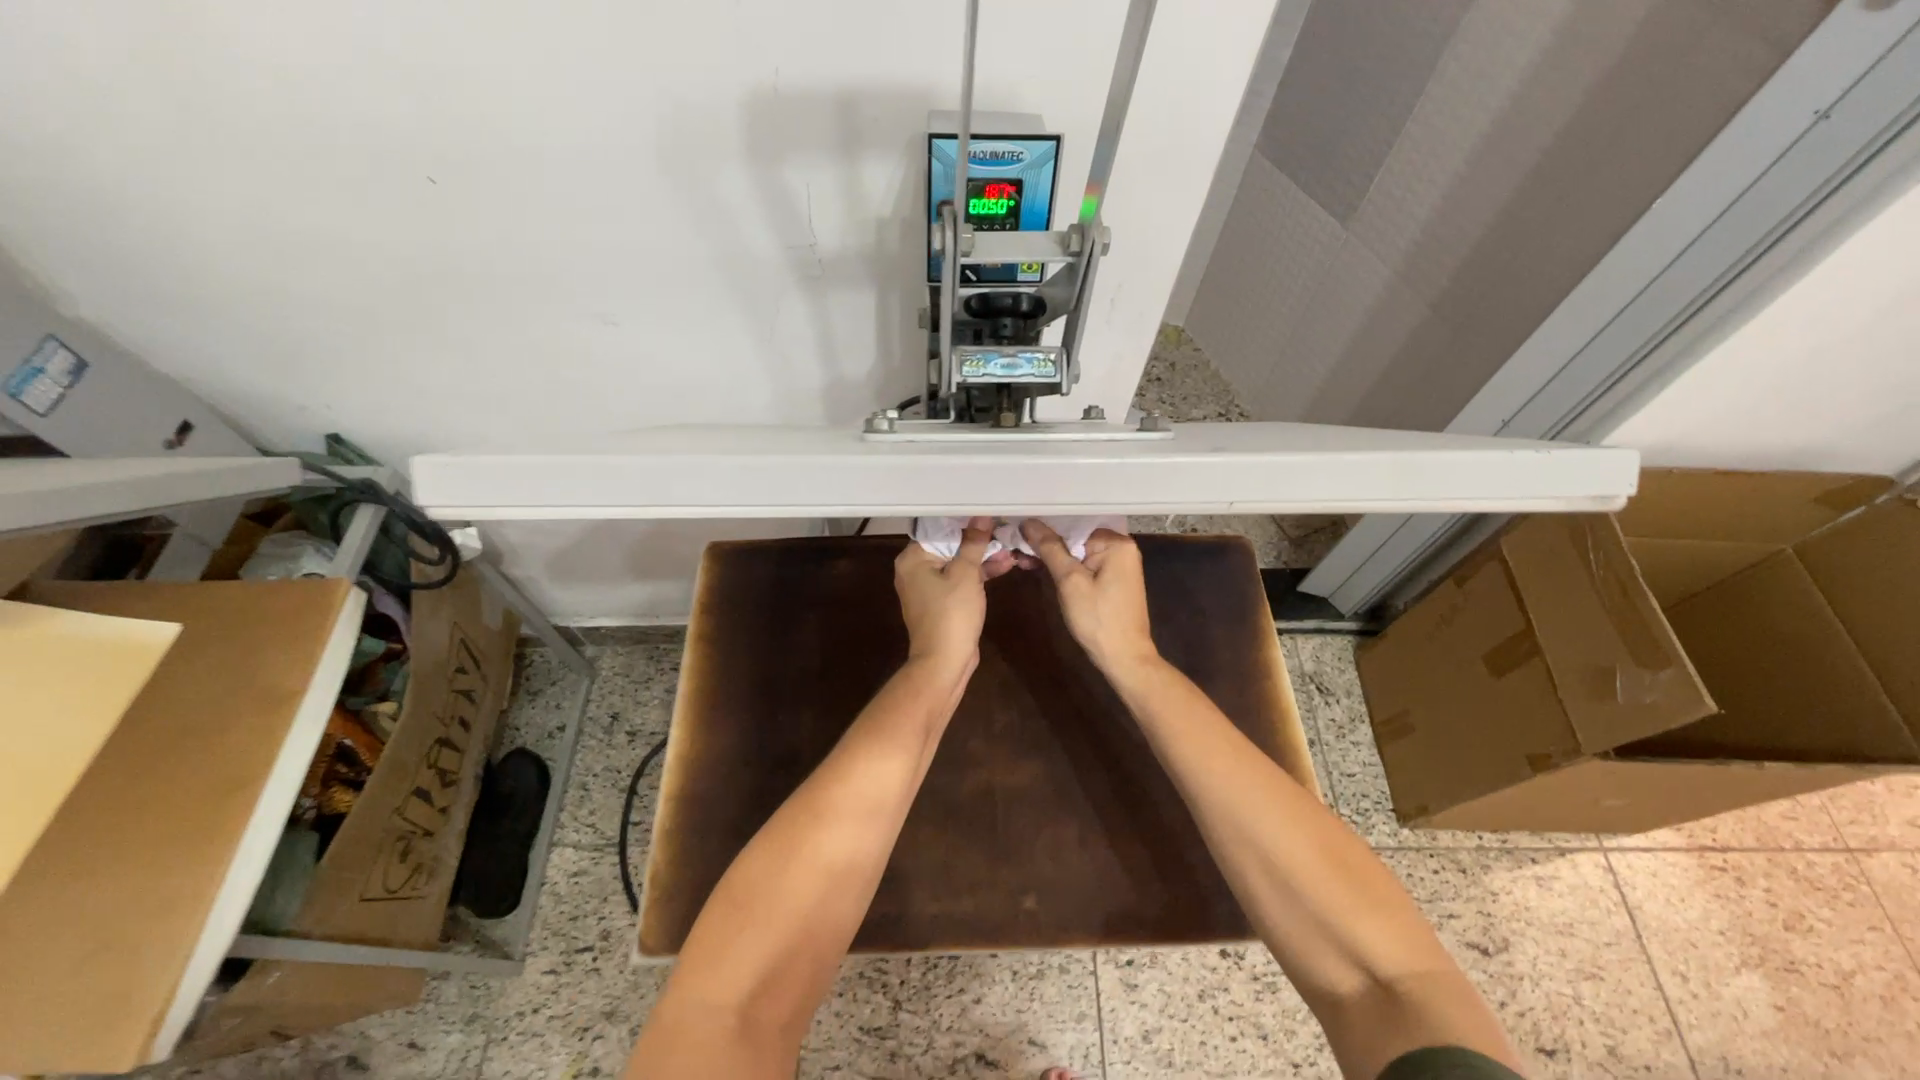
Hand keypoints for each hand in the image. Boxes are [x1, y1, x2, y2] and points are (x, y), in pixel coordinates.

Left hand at [894, 516, 1014, 666]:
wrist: (944, 661)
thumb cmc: (952, 613)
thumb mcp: (966, 574)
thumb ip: (973, 543)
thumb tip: (981, 516)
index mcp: (913, 558)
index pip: (938, 528)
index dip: (965, 520)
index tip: (989, 513)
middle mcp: (915, 569)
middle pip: (949, 545)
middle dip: (978, 541)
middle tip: (1005, 530)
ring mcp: (927, 587)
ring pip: (957, 563)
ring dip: (982, 558)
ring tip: (1010, 549)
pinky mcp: (941, 601)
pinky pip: (959, 580)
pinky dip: (977, 574)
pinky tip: (1004, 566)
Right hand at [1018, 521, 1157, 671]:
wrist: (1123, 657)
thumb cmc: (1097, 618)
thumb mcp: (1069, 581)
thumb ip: (1050, 548)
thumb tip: (1029, 523)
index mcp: (1116, 543)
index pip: (1074, 525)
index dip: (1045, 530)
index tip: (1019, 536)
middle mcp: (1122, 547)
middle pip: (1077, 537)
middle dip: (1047, 545)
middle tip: (1018, 552)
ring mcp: (1120, 564)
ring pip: (1079, 552)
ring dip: (1054, 557)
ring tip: (1024, 561)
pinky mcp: (1114, 578)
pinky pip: (1086, 564)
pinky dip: (1067, 568)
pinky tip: (1043, 570)